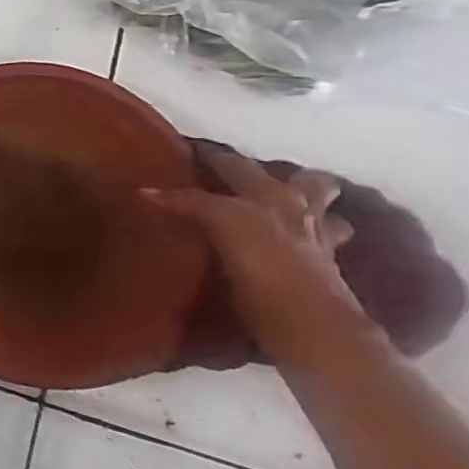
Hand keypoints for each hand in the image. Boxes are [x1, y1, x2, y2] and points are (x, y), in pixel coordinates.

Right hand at [143, 141, 367, 357]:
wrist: (307, 320)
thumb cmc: (264, 262)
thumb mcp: (221, 222)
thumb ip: (188, 202)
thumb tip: (145, 191)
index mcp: (274, 196)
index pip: (237, 165)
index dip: (213, 155)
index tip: (189, 148)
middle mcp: (301, 214)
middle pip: (309, 184)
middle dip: (289, 176)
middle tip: (254, 178)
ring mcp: (318, 246)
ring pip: (323, 217)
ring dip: (311, 210)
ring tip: (281, 212)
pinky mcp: (319, 276)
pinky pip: (316, 249)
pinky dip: (305, 243)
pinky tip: (287, 249)